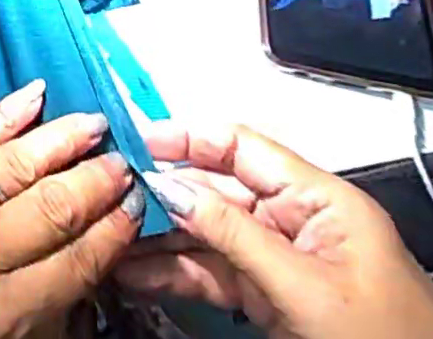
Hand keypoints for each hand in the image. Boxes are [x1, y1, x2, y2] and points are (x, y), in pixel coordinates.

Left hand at [0, 79, 146, 338]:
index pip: (74, 261)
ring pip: (15, 163)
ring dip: (61, 140)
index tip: (140, 202)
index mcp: (0, 309)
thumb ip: (58, 293)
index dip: (114, 230)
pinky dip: (7, 113)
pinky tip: (37, 94)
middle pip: (50, 205)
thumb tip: (106, 235)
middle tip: (126, 160)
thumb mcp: (11, 338)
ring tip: (96, 124)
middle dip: (95, 180)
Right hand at [116, 123, 432, 338]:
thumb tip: (167, 185)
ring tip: (114, 240)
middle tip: (114, 196)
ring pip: (208, 233)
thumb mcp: (307, 288)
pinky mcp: (269, 295)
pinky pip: (214, 271)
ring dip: (161, 238)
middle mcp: (294, 217)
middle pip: (215, 189)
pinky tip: (139, 273)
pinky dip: (176, 273)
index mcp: (318, 198)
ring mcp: (279, 258)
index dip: (187, 138)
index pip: (240, 146)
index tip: (138, 141)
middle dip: (165, 195)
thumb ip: (232, 231)